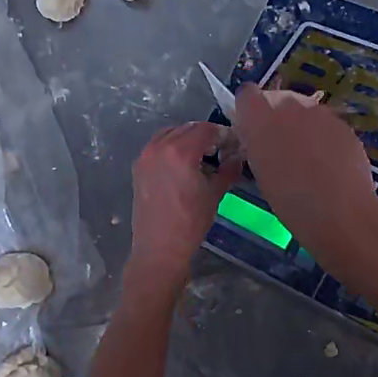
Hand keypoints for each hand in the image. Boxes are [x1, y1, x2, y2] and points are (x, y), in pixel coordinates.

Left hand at [125, 122, 241, 294]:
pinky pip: (158, 145)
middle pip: (188, 128)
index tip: (232, 144)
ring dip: (188, 138)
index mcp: (181, 152)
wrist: (160, 247)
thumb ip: (228, 170)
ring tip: (202, 154)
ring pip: (171, 134)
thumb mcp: (214, 194)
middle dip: (206, 135)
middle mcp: (160, 148)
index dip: (222, 134)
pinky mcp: (139, 167)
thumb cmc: (191, 222)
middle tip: (220, 149)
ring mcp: (146, 156)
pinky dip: (172, 145)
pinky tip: (183, 162)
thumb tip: (238, 158)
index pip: (205, 130)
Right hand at [232, 86, 377, 254]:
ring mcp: (320, 111)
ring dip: (301, 125)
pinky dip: (324, 136)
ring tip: (308, 158)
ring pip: (304, 110)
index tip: (252, 131)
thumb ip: (256, 144)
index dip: (248, 110)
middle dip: (276, 117)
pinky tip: (329, 163)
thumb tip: (258, 137)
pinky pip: (326, 123)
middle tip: (280, 147)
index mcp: (259, 116)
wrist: (340, 211)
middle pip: (277, 98)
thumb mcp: (259, 171)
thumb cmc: (289, 199)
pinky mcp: (343, 123)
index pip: (246, 94)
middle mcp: (289, 104)